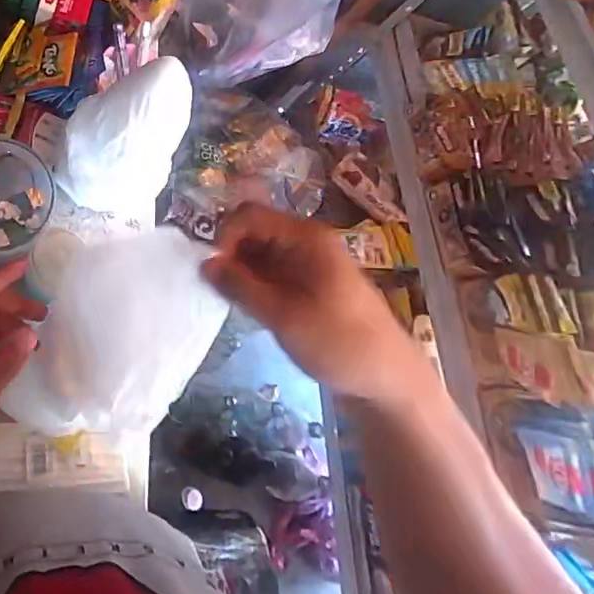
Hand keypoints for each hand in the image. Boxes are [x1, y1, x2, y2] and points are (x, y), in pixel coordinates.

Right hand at [201, 204, 423, 404]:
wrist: (388, 379)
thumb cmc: (338, 343)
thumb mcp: (283, 316)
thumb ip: (241, 287)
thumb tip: (204, 263)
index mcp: (305, 237)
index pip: (250, 215)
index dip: (225, 236)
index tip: (213, 271)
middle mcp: (306, 241)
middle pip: (253, 229)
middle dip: (230, 252)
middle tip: (218, 288)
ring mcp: (308, 261)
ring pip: (259, 251)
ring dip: (240, 269)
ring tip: (231, 300)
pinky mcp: (307, 282)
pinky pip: (270, 269)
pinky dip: (254, 282)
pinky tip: (249, 306)